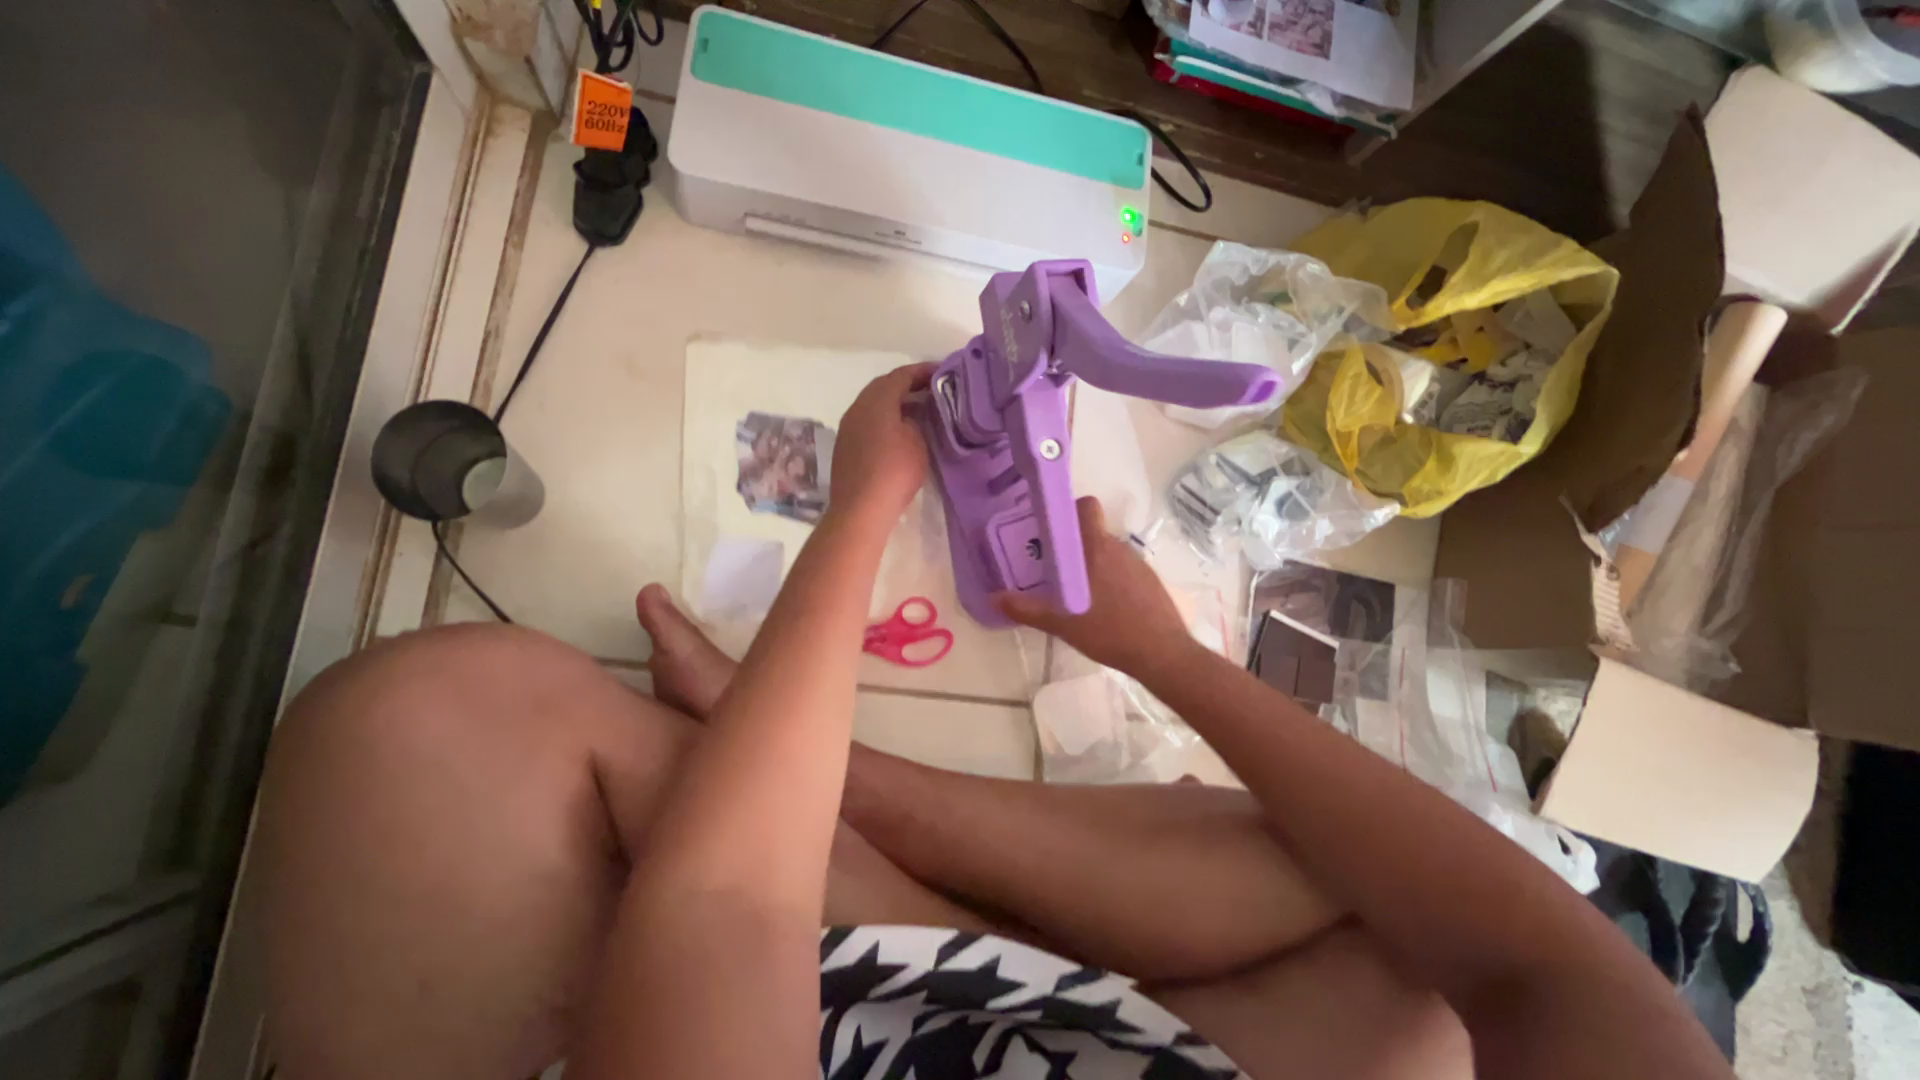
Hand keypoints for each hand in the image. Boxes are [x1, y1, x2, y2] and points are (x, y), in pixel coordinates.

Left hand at [828, 363, 934, 525]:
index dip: (923, 371)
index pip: (901, 375)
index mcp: (876, 400)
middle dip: (908, 385)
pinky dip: (885, 419)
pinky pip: (868, 422)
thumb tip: (912, 415)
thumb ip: (918, 420)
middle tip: (932, 390)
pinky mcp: (845, 446)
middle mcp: (857, 407)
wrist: (861, 509)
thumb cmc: (895, 471)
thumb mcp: (918, 441)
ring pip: (874, 405)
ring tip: (919, 410)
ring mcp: (848, 427)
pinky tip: (900, 432)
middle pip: (884, 386)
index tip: (943, 372)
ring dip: (896, 403)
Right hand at [993, 497, 1198, 676]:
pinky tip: (1106, 608)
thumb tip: (994, 598)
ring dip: (1093, 565)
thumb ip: (1027, 609)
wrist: (1162, 654)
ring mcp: (1139, 563)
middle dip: (1074, 546)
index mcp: (1097, 548)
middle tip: (1054, 570)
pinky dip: (1112, 580)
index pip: (1086, 507)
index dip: (1070, 510)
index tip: (1053, 531)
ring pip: (1109, 553)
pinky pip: (1125, 570)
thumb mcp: (1062, 624)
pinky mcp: (1151, 581)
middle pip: (1093, 533)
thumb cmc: (1109, 632)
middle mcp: (1119, 548)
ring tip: (1078, 594)